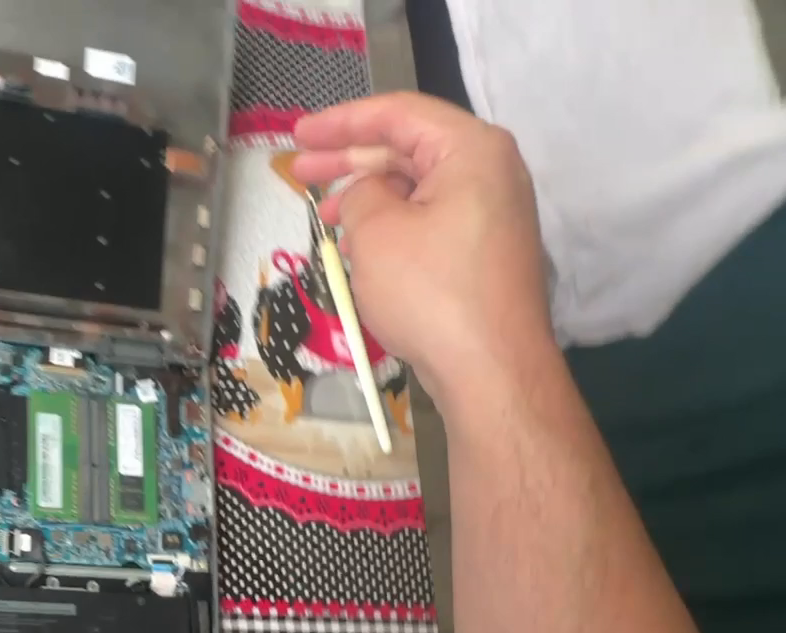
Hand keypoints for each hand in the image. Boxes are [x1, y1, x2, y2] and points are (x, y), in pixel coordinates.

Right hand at [291, 93, 556, 410]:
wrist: (487, 363)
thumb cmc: (429, 291)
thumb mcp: (376, 235)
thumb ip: (359, 198)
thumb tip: (362, 194)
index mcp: (469, 151)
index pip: (398, 115)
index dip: (342, 122)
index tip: (298, 133)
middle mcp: (487, 172)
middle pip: (406, 150)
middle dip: (348, 160)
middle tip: (298, 172)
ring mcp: (486, 213)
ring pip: (413, 189)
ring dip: (364, 198)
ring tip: (321, 217)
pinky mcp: (477, 251)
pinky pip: (424, 221)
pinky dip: (386, 225)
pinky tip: (356, 246)